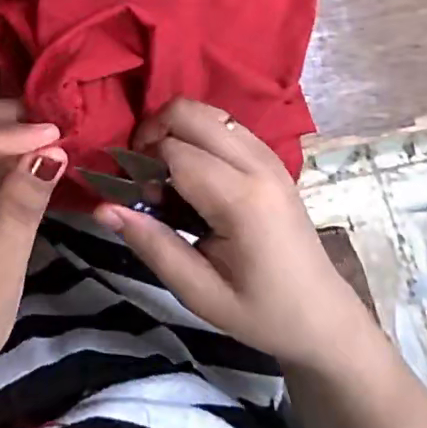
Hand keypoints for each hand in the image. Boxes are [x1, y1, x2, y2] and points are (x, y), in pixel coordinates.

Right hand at [94, 98, 371, 367]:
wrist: (323, 316)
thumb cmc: (262, 312)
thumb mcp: (200, 293)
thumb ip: (152, 245)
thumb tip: (102, 208)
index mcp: (242, 199)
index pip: (174, 152)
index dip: (142, 165)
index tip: (134, 197)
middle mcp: (257, 164)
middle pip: (190, 113)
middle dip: (153, 130)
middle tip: (142, 172)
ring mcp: (269, 156)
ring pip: (207, 111)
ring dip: (175, 128)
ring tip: (165, 171)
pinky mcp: (272, 157)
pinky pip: (224, 124)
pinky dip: (197, 132)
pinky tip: (192, 170)